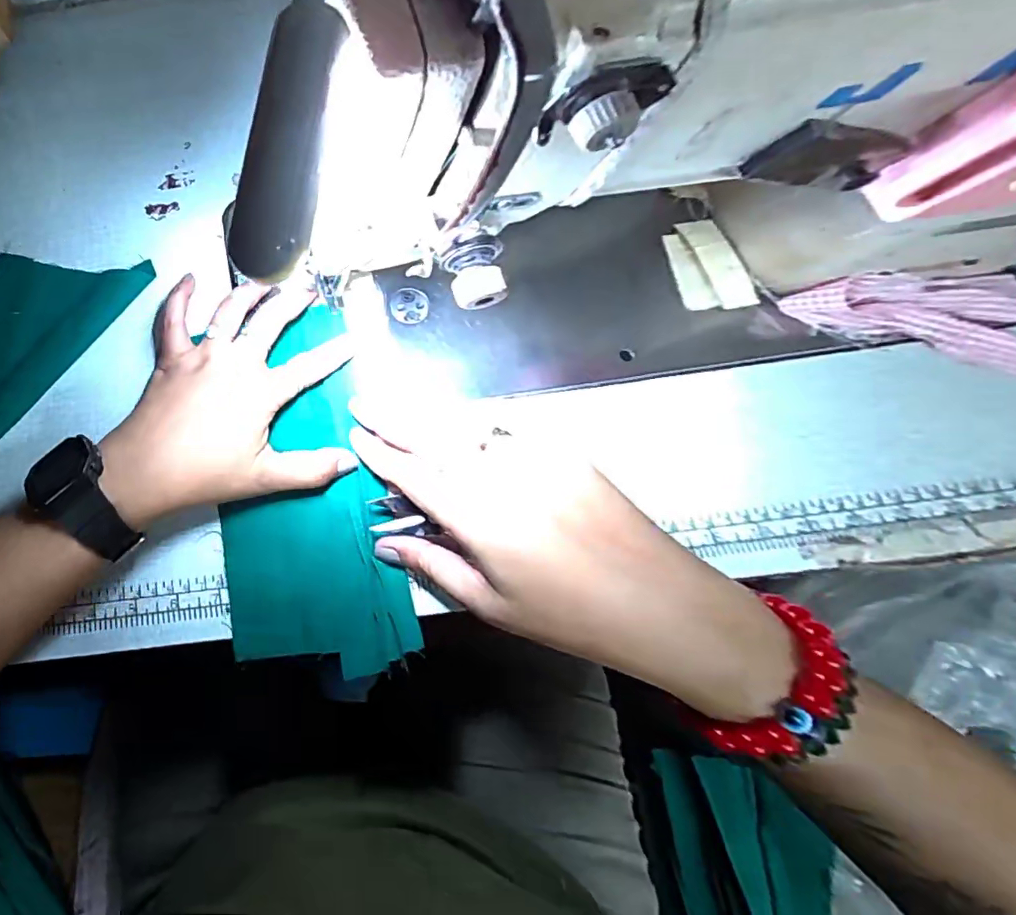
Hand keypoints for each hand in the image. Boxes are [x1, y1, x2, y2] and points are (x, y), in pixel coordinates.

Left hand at [98, 276, 357, 528]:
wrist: (145, 470)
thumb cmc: (205, 474)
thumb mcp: (264, 477)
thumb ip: (310, 470)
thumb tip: (348, 462)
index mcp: (261, 391)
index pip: (307, 368)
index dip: (333, 354)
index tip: (351, 340)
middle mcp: (234, 363)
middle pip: (269, 323)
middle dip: (292, 302)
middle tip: (308, 291)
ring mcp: (201, 355)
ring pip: (228, 312)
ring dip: (248, 293)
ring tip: (264, 283)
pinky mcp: (172, 356)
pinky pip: (173, 319)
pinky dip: (180, 297)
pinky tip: (189, 280)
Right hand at [347, 397, 795, 720]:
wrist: (659, 601)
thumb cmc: (567, 616)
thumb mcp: (491, 603)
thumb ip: (434, 564)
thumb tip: (385, 542)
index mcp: (478, 519)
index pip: (415, 475)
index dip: (381, 454)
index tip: (356, 434)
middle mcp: (502, 476)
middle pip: (435, 436)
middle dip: (394, 417)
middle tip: (363, 400)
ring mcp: (536, 456)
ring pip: (468, 424)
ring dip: (429, 412)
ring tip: (398, 404)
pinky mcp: (564, 450)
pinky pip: (507, 428)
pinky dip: (474, 421)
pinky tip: (458, 422)